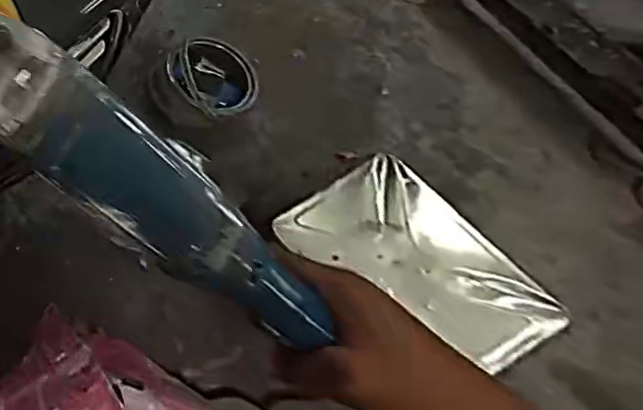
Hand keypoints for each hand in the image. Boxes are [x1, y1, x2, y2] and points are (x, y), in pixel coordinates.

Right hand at [271, 254, 532, 409]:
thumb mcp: (350, 376)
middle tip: (263, 334)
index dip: (252, 271)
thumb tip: (273, 359)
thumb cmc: (412, 383)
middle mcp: (347, 287)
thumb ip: (304, 363)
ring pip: (308, 310)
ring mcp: (359, 309)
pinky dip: (313, 343)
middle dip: (275, 309)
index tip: (230, 289)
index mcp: (339, 283)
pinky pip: (326, 328)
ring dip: (295, 331)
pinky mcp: (370, 332)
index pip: (279, 259)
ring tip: (289, 355)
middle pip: (291, 284)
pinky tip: (315, 367)